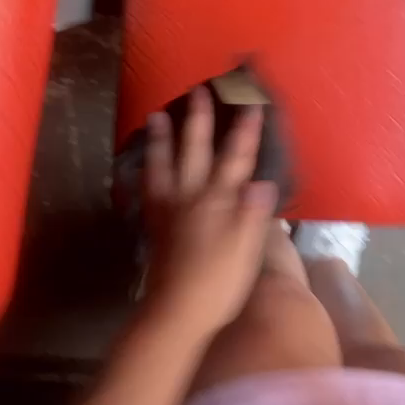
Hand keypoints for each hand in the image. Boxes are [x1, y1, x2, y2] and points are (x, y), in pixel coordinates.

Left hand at [141, 88, 277, 339]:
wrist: (174, 313)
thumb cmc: (218, 283)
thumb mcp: (246, 250)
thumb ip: (253, 214)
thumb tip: (263, 180)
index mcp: (218, 201)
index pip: (236, 159)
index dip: (245, 132)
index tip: (251, 104)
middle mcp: (192, 197)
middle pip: (195, 151)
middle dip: (199, 120)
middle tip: (198, 91)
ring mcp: (169, 209)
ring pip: (164, 164)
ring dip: (162, 138)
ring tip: (156, 115)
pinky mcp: (155, 224)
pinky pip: (148, 189)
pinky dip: (146, 171)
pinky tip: (142, 165)